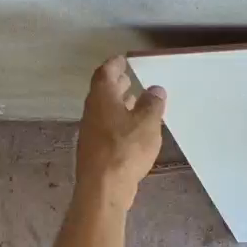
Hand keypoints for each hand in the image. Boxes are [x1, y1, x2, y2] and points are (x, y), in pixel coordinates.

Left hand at [75, 56, 166, 209]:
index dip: (114, 64)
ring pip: (104, 110)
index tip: (123, 59)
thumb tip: (155, 89)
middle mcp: (92, 111)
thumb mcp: (147, 123)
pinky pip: (107, 126)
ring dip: (118, 103)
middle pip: (102, 91)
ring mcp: (91, 131)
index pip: (105, 73)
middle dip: (116, 83)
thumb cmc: (126, 149)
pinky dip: (118, 120)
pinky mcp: (96, 149)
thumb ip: (152, 103)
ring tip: (135, 100)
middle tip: (129, 77)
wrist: (103, 187)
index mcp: (102, 98)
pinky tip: (132, 128)